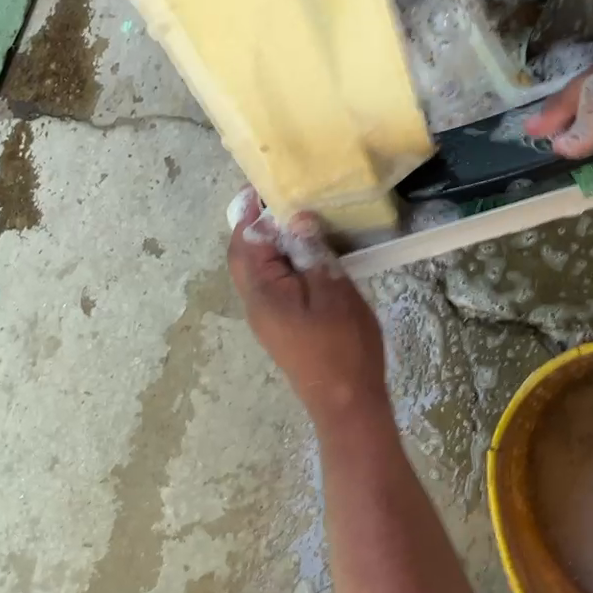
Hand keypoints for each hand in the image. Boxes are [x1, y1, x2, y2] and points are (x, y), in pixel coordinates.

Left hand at [226, 187, 389, 429]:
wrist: (347, 406)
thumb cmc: (342, 346)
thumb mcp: (333, 291)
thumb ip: (311, 252)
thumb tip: (295, 218)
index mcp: (261, 291)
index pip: (245, 241)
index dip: (252, 212)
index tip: (264, 187)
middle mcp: (255, 303)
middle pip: (244, 255)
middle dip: (257, 225)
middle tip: (281, 201)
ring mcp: (266, 318)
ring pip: (257, 271)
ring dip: (270, 245)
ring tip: (297, 222)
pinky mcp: (281, 327)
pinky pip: (272, 285)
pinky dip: (281, 263)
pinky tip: (306, 256)